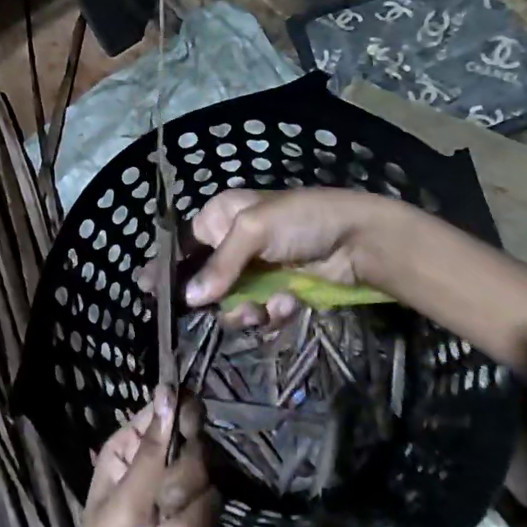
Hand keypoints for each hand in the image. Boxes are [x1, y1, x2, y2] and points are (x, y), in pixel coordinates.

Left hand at [56, 386, 220, 526]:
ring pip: (212, 501)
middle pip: (198, 457)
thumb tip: (169, 387)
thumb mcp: (123, 508)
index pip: (168, 415)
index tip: (190, 432)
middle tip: (159, 514)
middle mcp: (160, 477)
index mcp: (130, 456)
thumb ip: (154, 452)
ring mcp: (186, 514)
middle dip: (181, 495)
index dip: (184, 418)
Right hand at [185, 187, 408, 326]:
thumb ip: (220, 265)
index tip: (164, 295)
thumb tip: (188, 298)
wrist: (361, 241)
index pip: (187, 246)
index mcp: (222, 215)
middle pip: (208, 283)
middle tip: (240, 308)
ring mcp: (257, 269)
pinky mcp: (278, 291)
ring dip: (249, 311)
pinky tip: (290, 302)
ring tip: (267, 308)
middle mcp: (235, 241)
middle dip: (222, 300)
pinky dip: (274, 311)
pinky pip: (260, 311)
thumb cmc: (303, 221)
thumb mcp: (255, 230)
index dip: (177, 271)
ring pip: (232, 303)